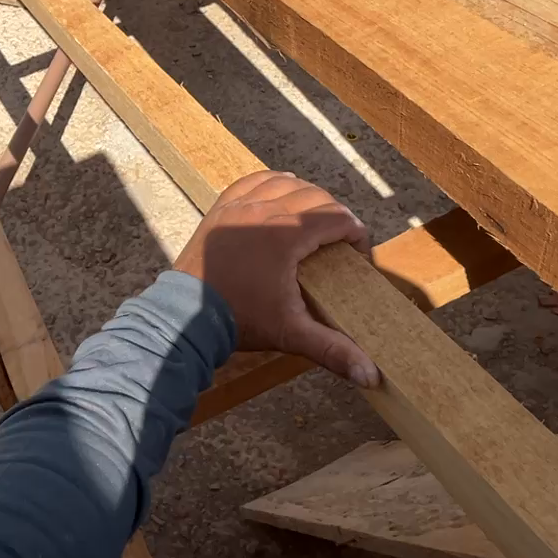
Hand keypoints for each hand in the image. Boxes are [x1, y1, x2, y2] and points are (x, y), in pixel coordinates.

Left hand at [173, 171, 379, 387]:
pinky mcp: (221, 207)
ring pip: (285, 182)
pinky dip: (272, 184)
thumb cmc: (240, 319)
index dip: (355, 234)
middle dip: (335, 215)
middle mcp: (263, 209)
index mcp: (285, 233)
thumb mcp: (290, 333)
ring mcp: (239, 205)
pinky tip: (279, 197)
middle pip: (315, 196)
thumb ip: (332, 349)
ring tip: (313, 221)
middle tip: (339, 243)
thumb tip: (371, 376)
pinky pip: (253, 181)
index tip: (357, 256)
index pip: (336, 217)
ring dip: (306, 195)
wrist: (186, 314)